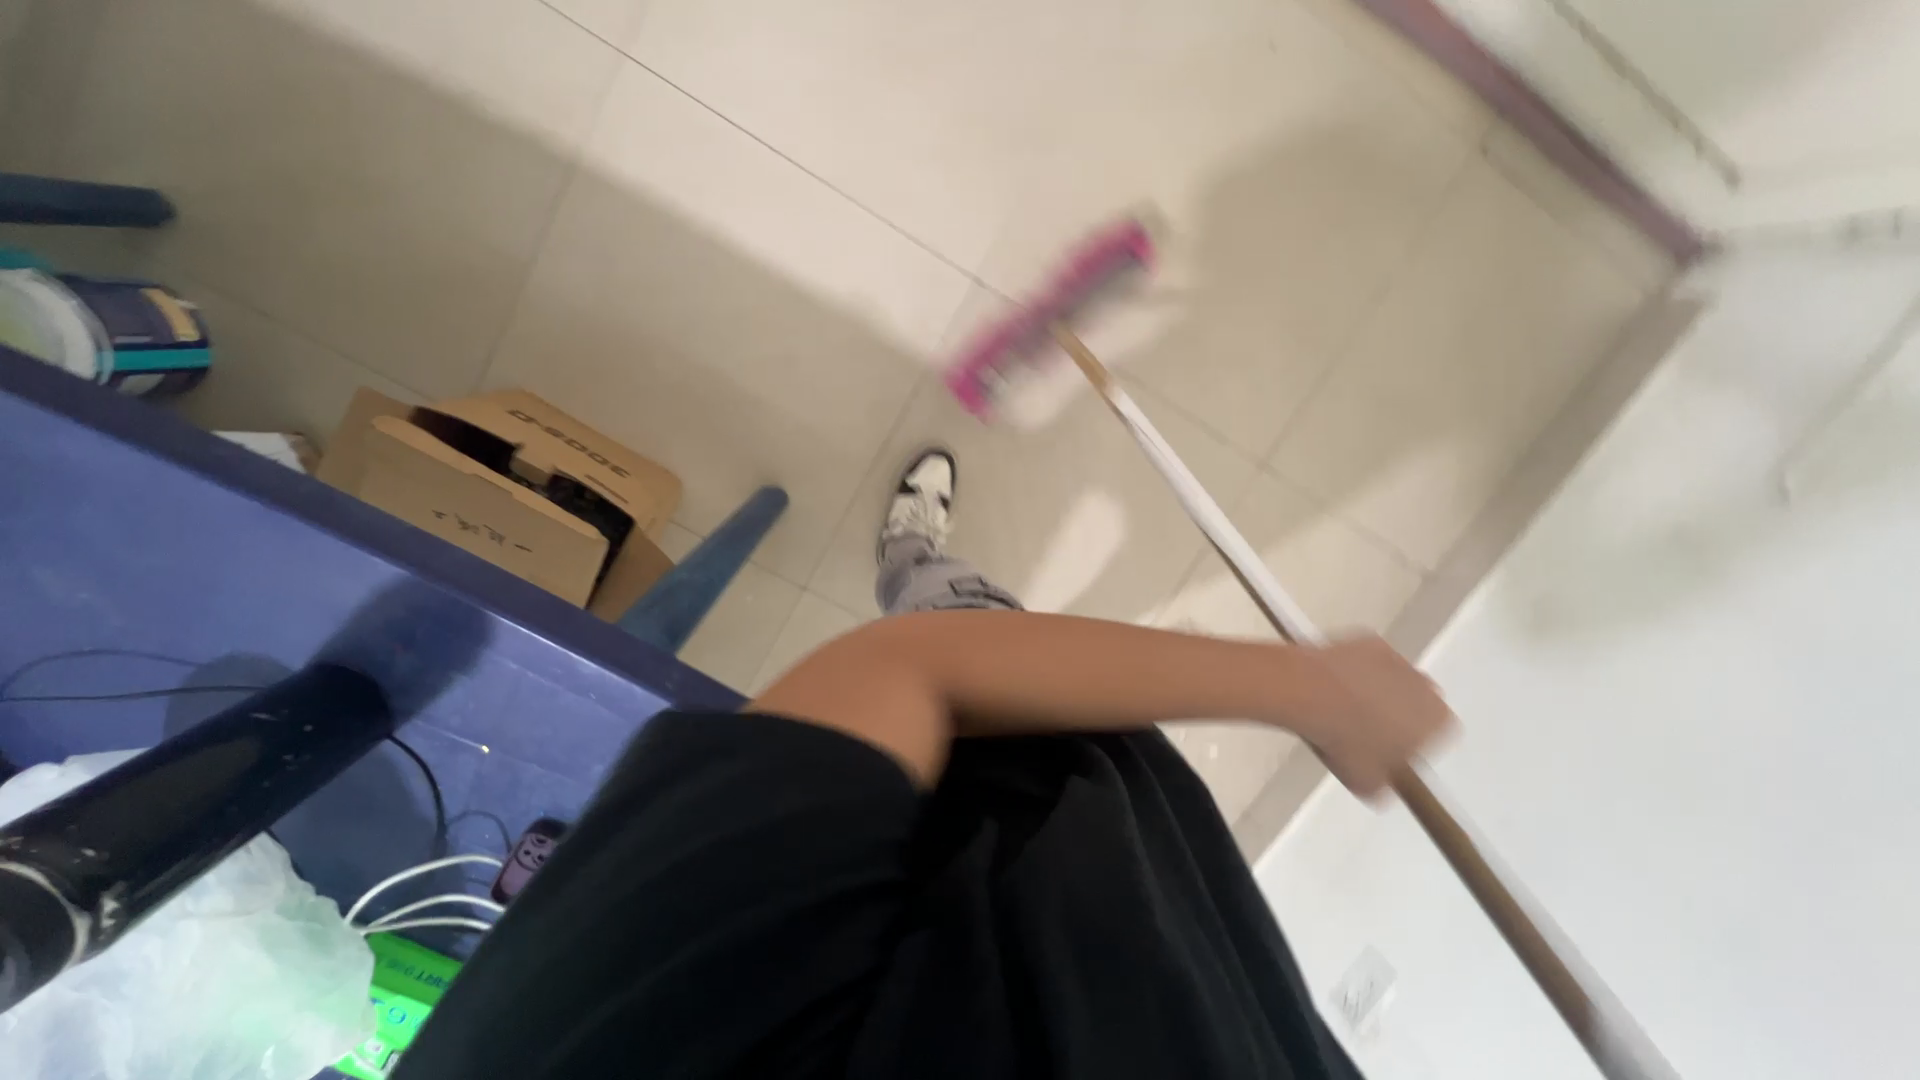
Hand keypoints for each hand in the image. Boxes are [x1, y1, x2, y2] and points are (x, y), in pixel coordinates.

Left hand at [1285, 635, 1454, 798]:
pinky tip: (1331, 682)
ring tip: (1338, 708)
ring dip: (1373, 691)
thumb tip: (1378, 782)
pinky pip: (1365, 659)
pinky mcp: (1369, 638)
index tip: (1382, 753)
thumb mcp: (1367, 784)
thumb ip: (1384, 785)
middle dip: (1393, 717)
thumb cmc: (1344, 740)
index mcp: (1439, 722)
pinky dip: (1352, 668)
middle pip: (1415, 706)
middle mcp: (1426, 686)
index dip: (1407, 747)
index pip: (1434, 738)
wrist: (1309, 691)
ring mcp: (1397, 658)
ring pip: (1390, 680)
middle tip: (1358, 731)